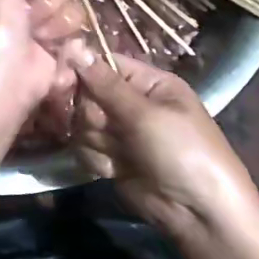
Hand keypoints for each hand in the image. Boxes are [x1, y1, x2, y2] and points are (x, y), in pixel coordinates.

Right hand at [65, 45, 258, 244]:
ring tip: (118, 155)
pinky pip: (83, 147)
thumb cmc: (182, 152)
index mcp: (150, 84)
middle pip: (86, 94)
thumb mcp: (146, 114)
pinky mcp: (109, 156)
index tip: (62, 79)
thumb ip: (105, 84)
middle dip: (90, 114)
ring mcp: (120, 131)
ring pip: (81, 123)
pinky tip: (113, 170)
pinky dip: (95, 159)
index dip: (82, 70)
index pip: (105, 64)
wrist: (196, 212)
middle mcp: (133, 103)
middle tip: (105, 128)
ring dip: (94, 140)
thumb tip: (74, 46)